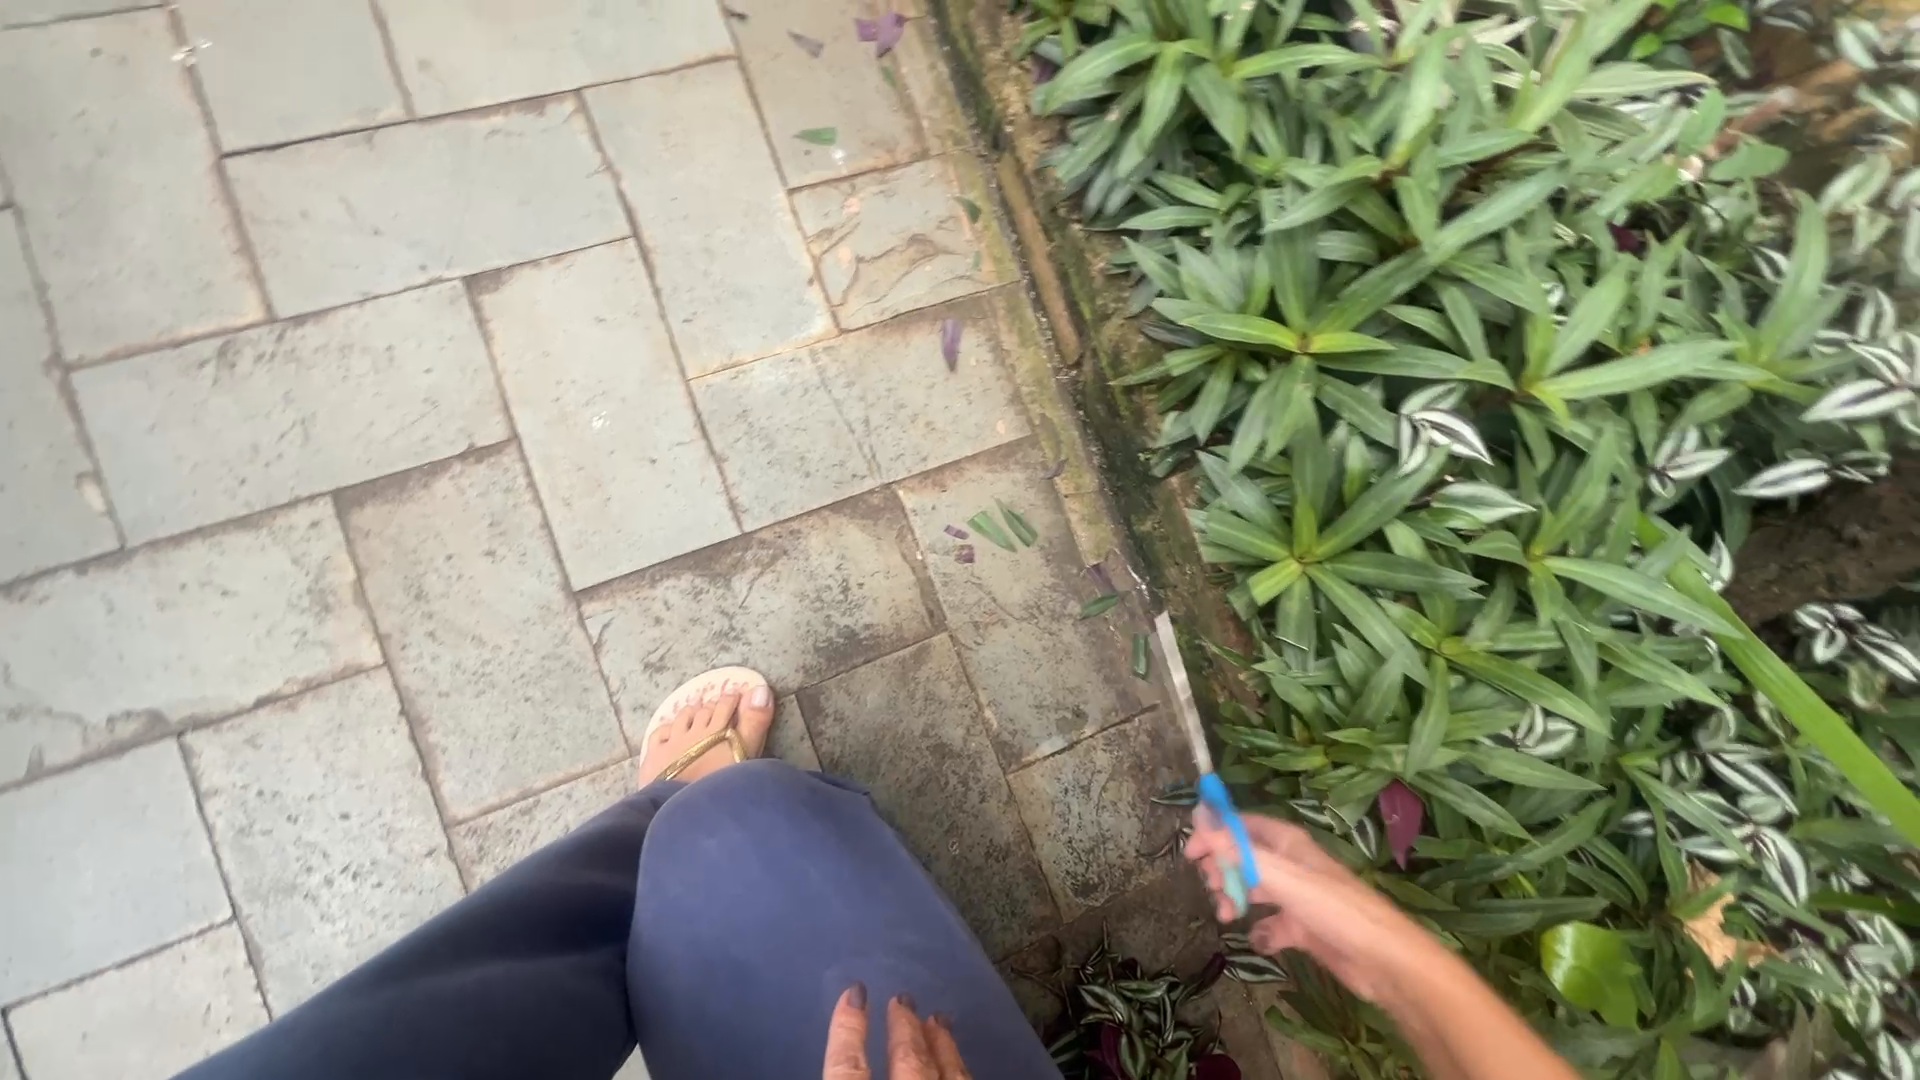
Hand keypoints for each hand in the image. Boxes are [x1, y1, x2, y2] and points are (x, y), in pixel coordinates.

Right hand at [822, 985, 972, 1079]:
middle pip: (906, 1062)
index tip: (856, 993)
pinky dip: (962, 1070)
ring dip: (942, 1046)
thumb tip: (830, 1073)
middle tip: (903, 999)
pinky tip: (961, 1065)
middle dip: (904, 1029)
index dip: (847, 1030)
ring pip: (947, 1073)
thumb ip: (843, 1075)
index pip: (847, 1068)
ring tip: (939, 1020)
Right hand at [1185, 810, 1440, 1003]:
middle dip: (1222, 870)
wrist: (1383, 961)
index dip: (1214, 834)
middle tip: (1213, 887)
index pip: (1239, 826)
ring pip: (1252, 889)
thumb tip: (1199, 815)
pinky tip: (1261, 939)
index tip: (1191, 853)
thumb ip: (1238, 848)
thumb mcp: (1280, 875)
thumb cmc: (1332, 907)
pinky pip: (1270, 923)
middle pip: (1241, 857)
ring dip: (1235, 899)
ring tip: (1228, 915)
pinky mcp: (1302, 927)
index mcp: (1286, 842)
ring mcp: (1296, 896)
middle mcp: (1289, 864)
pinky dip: (1262, 931)